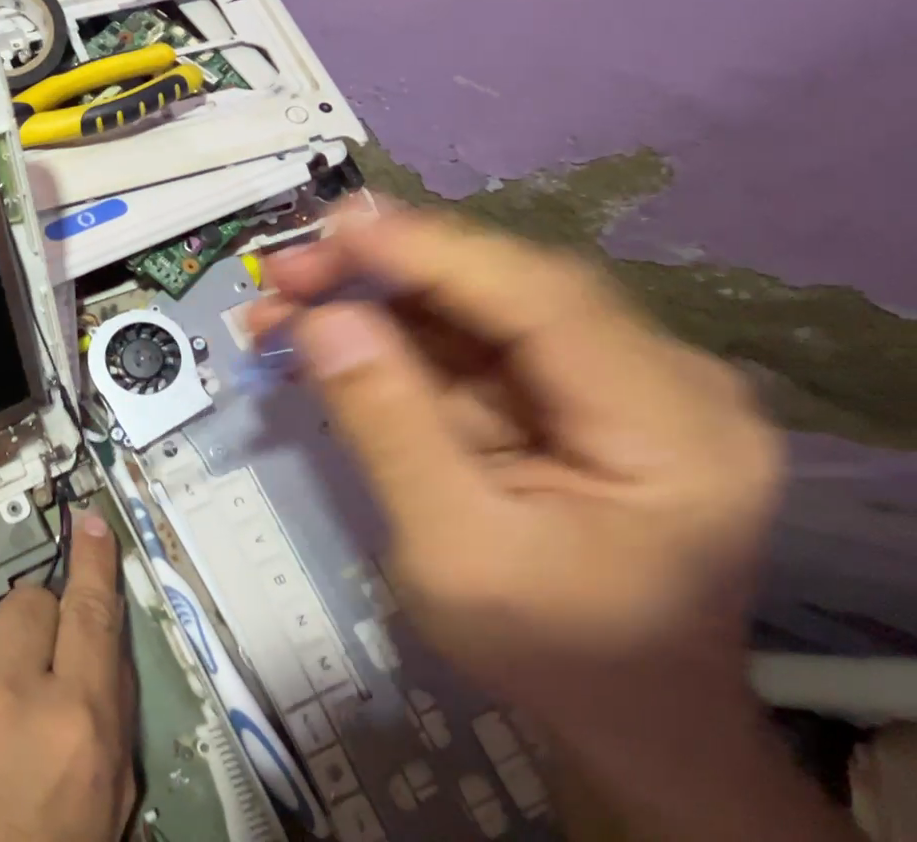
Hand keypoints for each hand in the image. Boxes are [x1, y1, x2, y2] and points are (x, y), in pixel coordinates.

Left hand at [0, 512, 136, 841]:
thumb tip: (98, 655)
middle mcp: (10, 693)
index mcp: (76, 725)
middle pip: (27, 604)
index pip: (92, 616)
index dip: (94, 564)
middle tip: (32, 671)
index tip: (88, 524)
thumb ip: (105, 725)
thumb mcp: (100, 809)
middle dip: (36, 627)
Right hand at [252, 206, 787, 785]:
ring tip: (280, 305)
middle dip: (388, 272)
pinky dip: (389, 340)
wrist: (622, 719)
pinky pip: (467, 351)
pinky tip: (321, 335)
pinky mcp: (562, 400)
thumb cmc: (550, 651)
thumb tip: (321, 321)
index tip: (334, 227)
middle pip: (508, 291)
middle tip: (285, 271)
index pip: (545, 301)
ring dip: (375, 302)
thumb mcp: (453, 552)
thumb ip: (389, 428)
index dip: (433, 254)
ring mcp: (609, 386)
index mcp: (667, 424)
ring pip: (477, 313)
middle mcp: (656, 381)